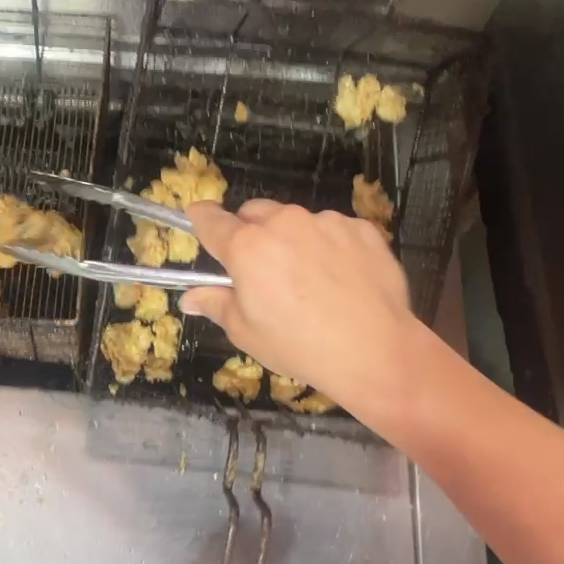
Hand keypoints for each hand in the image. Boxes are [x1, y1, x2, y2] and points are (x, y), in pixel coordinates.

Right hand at [181, 199, 421, 422]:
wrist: (373, 349)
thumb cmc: (298, 345)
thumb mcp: (246, 332)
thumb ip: (216, 305)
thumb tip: (190, 298)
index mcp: (247, 248)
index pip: (211, 220)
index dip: (201, 218)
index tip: (197, 219)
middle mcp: (284, 224)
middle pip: (254, 213)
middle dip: (249, 233)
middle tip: (258, 269)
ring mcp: (326, 222)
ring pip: (295, 221)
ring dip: (290, 239)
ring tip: (306, 279)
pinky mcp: (360, 228)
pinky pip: (332, 229)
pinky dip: (327, 246)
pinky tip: (338, 279)